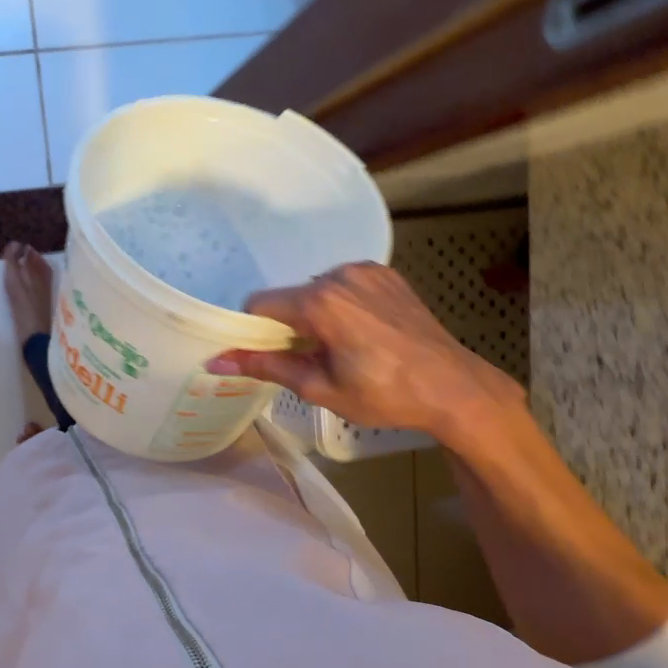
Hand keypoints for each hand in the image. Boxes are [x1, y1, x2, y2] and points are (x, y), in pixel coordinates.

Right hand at [207, 262, 521, 439]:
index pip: (260, 304)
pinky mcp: (388, 276)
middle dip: (288, 326)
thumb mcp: (319, 388)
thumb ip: (266, 367)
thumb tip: (216, 363)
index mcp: (321, 302)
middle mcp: (341, 275)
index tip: (267, 356)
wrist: (452, 386)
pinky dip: (341, 306)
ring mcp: (368, 272)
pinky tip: (361, 335)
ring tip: (339, 350)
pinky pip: (345, 286)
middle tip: (308, 361)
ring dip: (315, 316)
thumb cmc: (384, 394)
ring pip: (317, 290)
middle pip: (290, 296)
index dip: (254, 331)